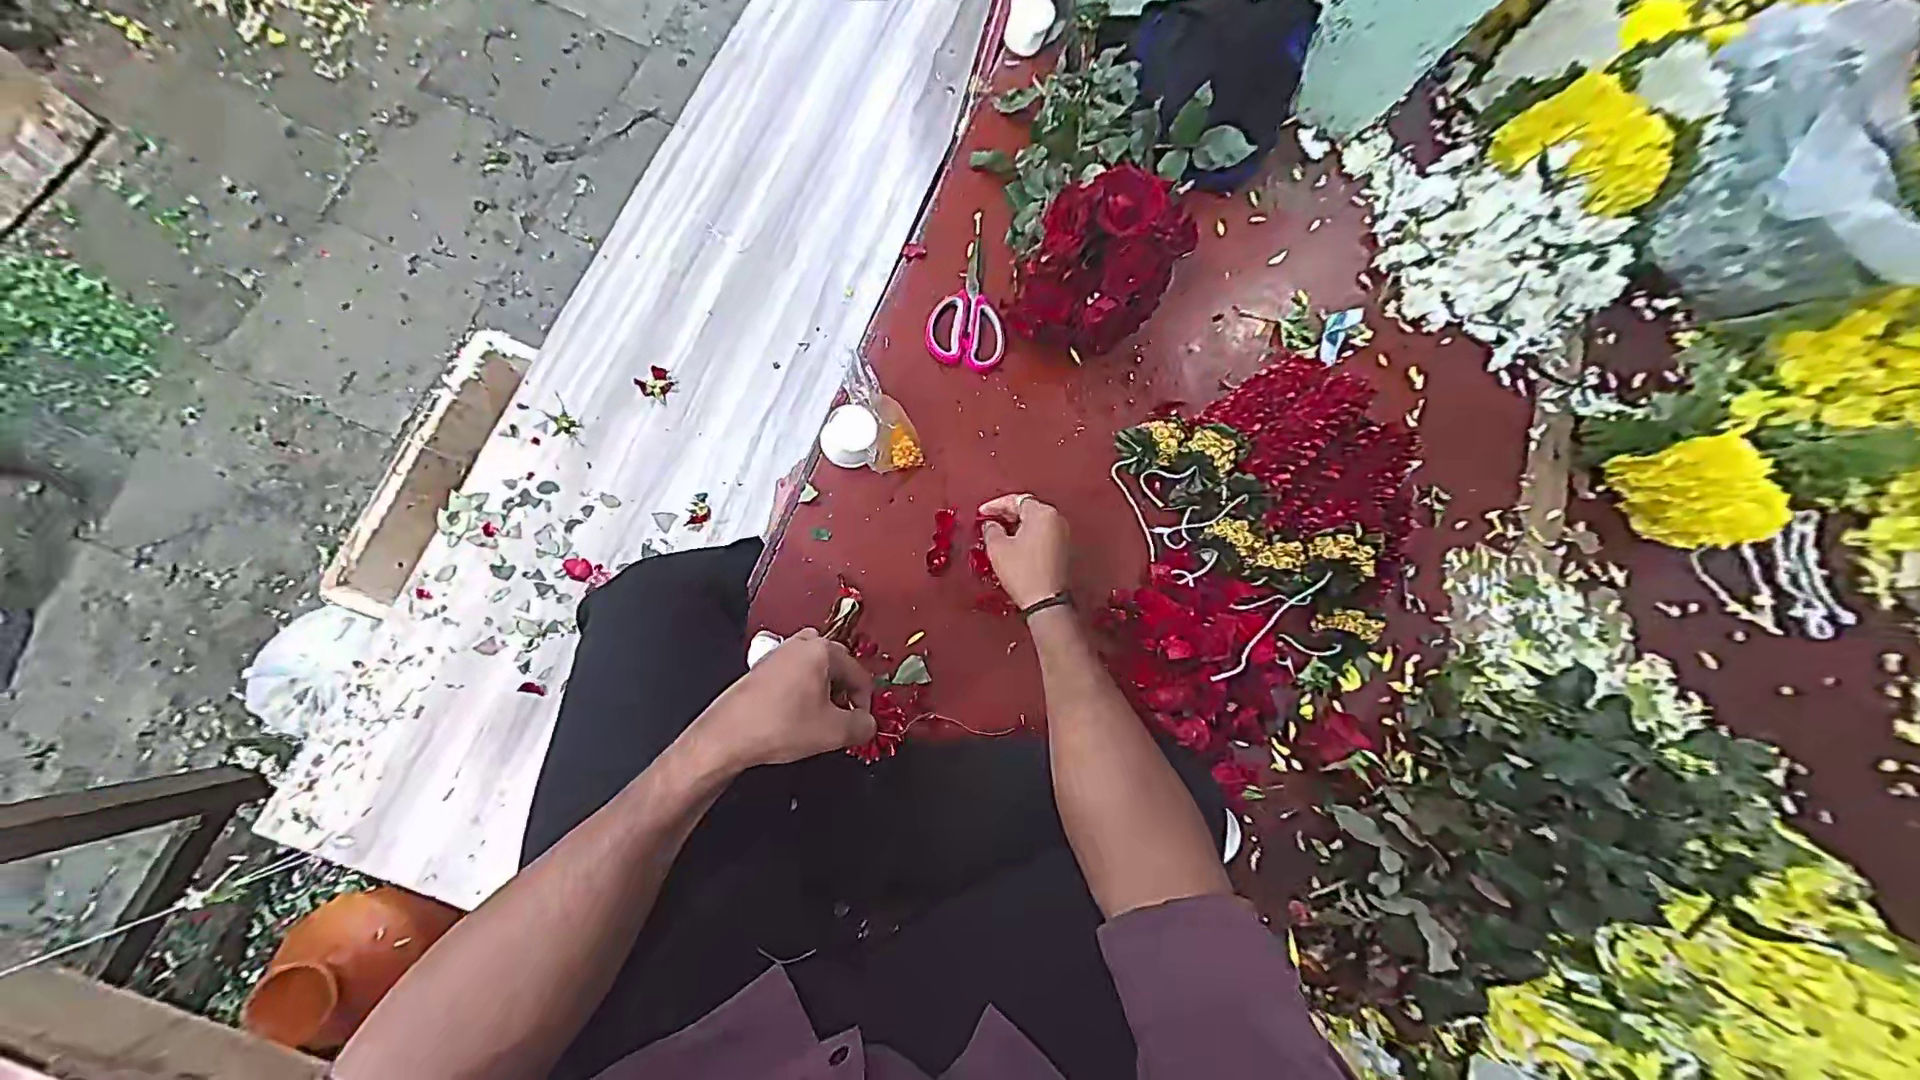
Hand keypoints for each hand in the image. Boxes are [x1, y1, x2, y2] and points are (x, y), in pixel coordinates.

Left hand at [686, 629, 875, 772]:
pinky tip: (796, 716)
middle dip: (845, 694)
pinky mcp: (764, 667)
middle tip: (841, 720)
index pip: (860, 674)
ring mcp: (780, 653)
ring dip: (825, 691)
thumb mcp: (834, 732)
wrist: (727, 736)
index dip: (865, 703)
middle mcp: (801, 644)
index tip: (861, 723)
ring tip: (820, 718)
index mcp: (822, 650)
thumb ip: (863, 726)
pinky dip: (804, 690)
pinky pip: (796, 673)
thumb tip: (868, 724)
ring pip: (816, 669)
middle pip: (839, 667)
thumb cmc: (779, 727)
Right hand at [979, 493, 1070, 609]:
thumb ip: (991, 529)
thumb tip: (991, 524)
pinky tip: (1014, 544)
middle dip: (1007, 514)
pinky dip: (1027, 535)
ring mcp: (1063, 534)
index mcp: (1042, 513)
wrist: (1046, 600)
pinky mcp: (1063, 549)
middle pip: (1028, 509)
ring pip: (1035, 522)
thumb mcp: (998, 548)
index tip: (982, 512)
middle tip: (989, 520)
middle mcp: (1056, 519)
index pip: (1016, 500)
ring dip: (1017, 525)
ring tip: (998, 533)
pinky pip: (1042, 534)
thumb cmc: (1022, 571)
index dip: (996, 505)